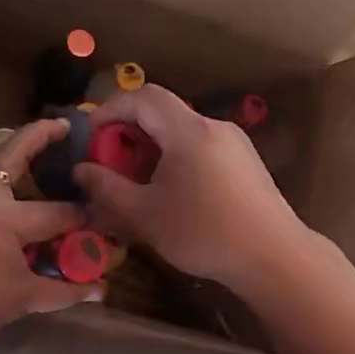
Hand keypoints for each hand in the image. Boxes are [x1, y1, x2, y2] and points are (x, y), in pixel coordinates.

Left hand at [0, 118, 98, 353]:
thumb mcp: (19, 300)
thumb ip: (63, 291)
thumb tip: (100, 292)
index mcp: (5, 217)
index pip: (57, 213)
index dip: (84, 218)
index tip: (104, 216)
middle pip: (13, 155)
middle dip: (39, 136)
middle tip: (63, 125)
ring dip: (18, 170)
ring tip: (42, 173)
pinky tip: (8, 216)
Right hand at [74, 85, 310, 290]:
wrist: (273, 257)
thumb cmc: (203, 234)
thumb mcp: (145, 215)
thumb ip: (108, 189)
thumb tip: (81, 170)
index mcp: (189, 131)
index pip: (144, 96)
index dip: (111, 109)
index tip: (91, 137)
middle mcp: (214, 127)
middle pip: (163, 114)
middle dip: (129, 134)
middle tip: (110, 167)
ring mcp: (235, 144)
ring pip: (182, 134)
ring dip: (152, 151)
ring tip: (137, 185)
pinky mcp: (246, 164)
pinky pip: (201, 149)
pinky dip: (176, 161)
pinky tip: (172, 195)